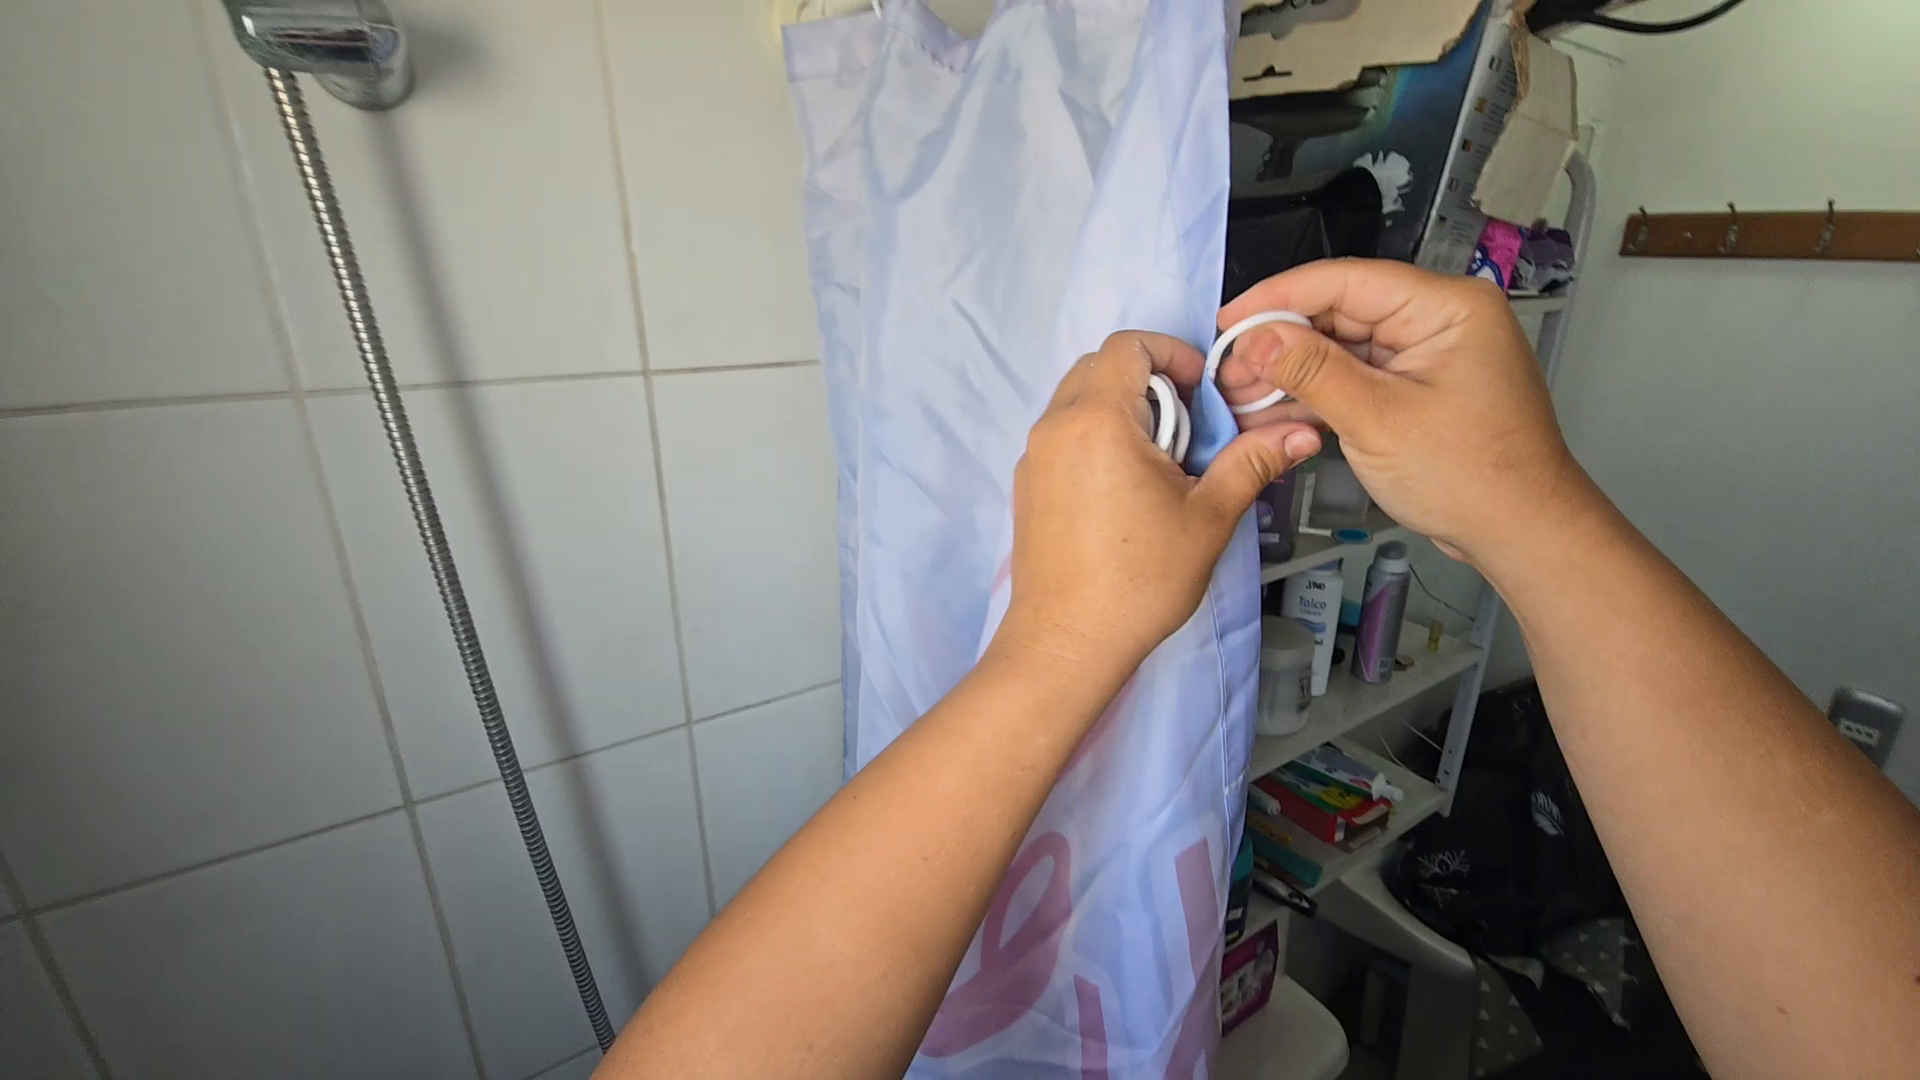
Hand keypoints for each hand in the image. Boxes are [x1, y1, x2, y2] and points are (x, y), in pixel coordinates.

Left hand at [996, 331, 1321, 675]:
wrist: (1067, 640)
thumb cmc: (1140, 579)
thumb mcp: (1208, 517)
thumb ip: (1252, 461)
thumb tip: (1303, 431)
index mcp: (1096, 419)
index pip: (1128, 344)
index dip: (1172, 354)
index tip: (1201, 393)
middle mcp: (1054, 426)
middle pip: (1099, 366)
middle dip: (1149, 380)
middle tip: (1185, 429)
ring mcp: (1032, 457)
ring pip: (1077, 400)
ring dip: (1120, 409)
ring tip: (1157, 462)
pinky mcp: (1026, 485)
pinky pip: (1061, 435)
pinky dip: (1093, 436)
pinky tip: (1121, 488)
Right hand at [1217, 259, 1596, 570]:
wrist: (1516, 531)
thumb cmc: (1465, 474)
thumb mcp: (1377, 419)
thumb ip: (1312, 372)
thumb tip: (1252, 339)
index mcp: (1443, 307)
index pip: (1345, 281)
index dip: (1277, 297)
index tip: (1226, 322)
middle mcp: (1432, 320)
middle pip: (1336, 313)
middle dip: (1277, 343)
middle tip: (1226, 372)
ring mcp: (1419, 355)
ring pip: (1335, 348)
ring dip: (1287, 373)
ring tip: (1238, 396)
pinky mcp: (1407, 387)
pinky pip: (1348, 377)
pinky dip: (1310, 394)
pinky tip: (1269, 410)